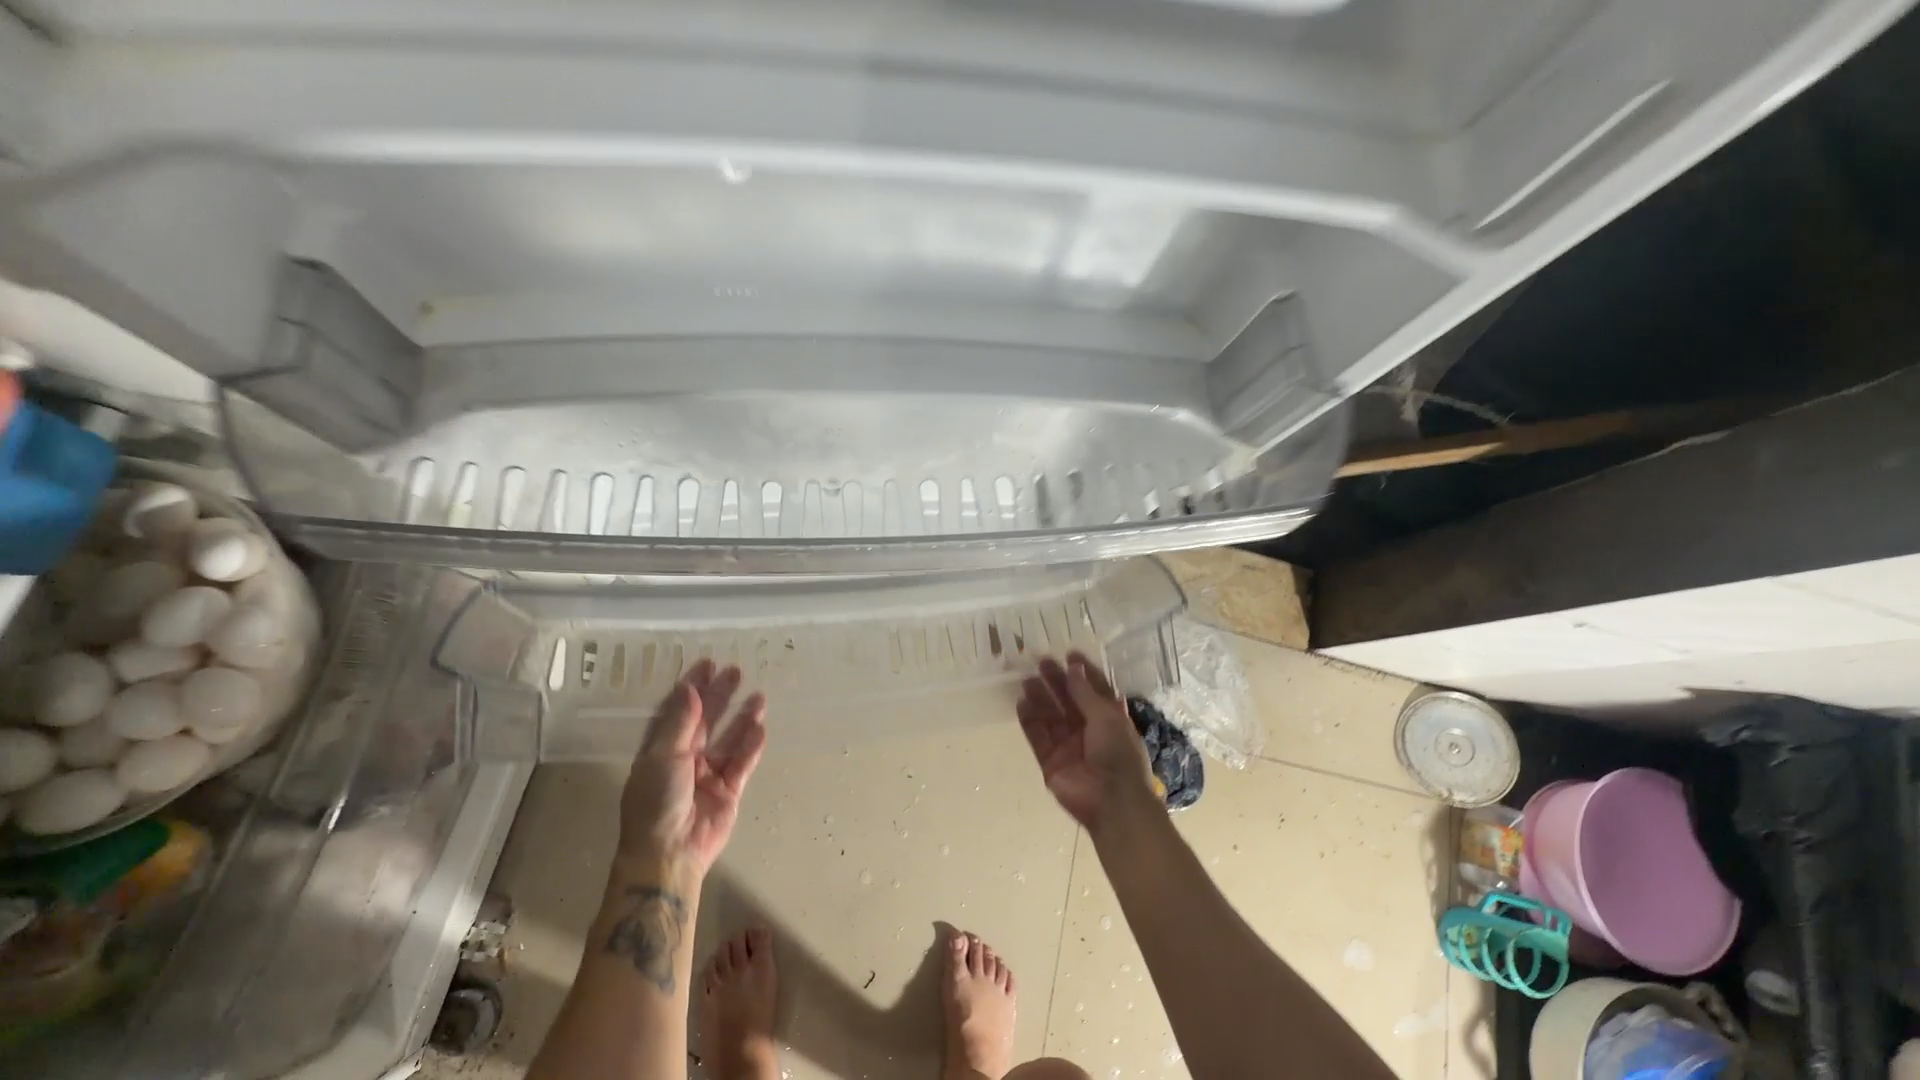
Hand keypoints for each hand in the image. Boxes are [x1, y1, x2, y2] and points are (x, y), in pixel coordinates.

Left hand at [617, 659, 768, 883]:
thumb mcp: (662, 756)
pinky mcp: (728, 792)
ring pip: (728, 740)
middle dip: (720, 696)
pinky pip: (742, 763)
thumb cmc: (656, 801)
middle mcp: (684, 759)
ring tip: (759, 696)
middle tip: (736, 672)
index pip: (677, 711)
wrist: (669, 853)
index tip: (707, 664)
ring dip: (741, 717)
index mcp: (660, 750)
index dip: (690, 688)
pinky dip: (751, 746)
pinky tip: (761, 727)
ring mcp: (708, 775)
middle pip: (705, 720)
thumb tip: (689, 688)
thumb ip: (680, 722)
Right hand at [1015, 652, 1158, 832]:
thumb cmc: (1118, 754)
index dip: (1084, 673)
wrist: (1112, 802)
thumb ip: (1086, 693)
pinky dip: (1030, 721)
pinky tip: (1022, 703)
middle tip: (1041, 662)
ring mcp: (1069, 747)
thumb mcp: (1107, 718)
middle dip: (1057, 682)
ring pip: (1051, 718)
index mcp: (1111, 720)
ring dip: (1040, 698)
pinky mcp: (1051, 763)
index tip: (1069, 655)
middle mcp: (1090, 731)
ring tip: (1026, 680)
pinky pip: (1038, 738)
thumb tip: (1073, 668)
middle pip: (1070, 701)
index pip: (1096, 691)